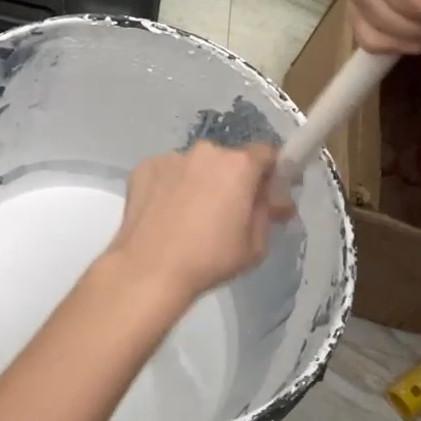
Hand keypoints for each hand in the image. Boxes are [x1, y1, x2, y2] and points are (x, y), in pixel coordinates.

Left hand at [104, 142, 293, 302]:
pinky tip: (166, 212)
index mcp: (237, 166)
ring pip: (195, 165)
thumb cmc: (209, 258)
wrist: (149, 267)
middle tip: (228, 210)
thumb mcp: (255, 245)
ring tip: (190, 215)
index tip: (269, 192)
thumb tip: (276, 199)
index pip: (266, 154)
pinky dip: (171, 186)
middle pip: (228, 160)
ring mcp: (170, 157)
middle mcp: (204, 152)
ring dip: (200, 181)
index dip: (272, 172)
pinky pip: (168, 172)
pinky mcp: (144, 166)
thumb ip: (268, 212)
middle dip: (233, 179)